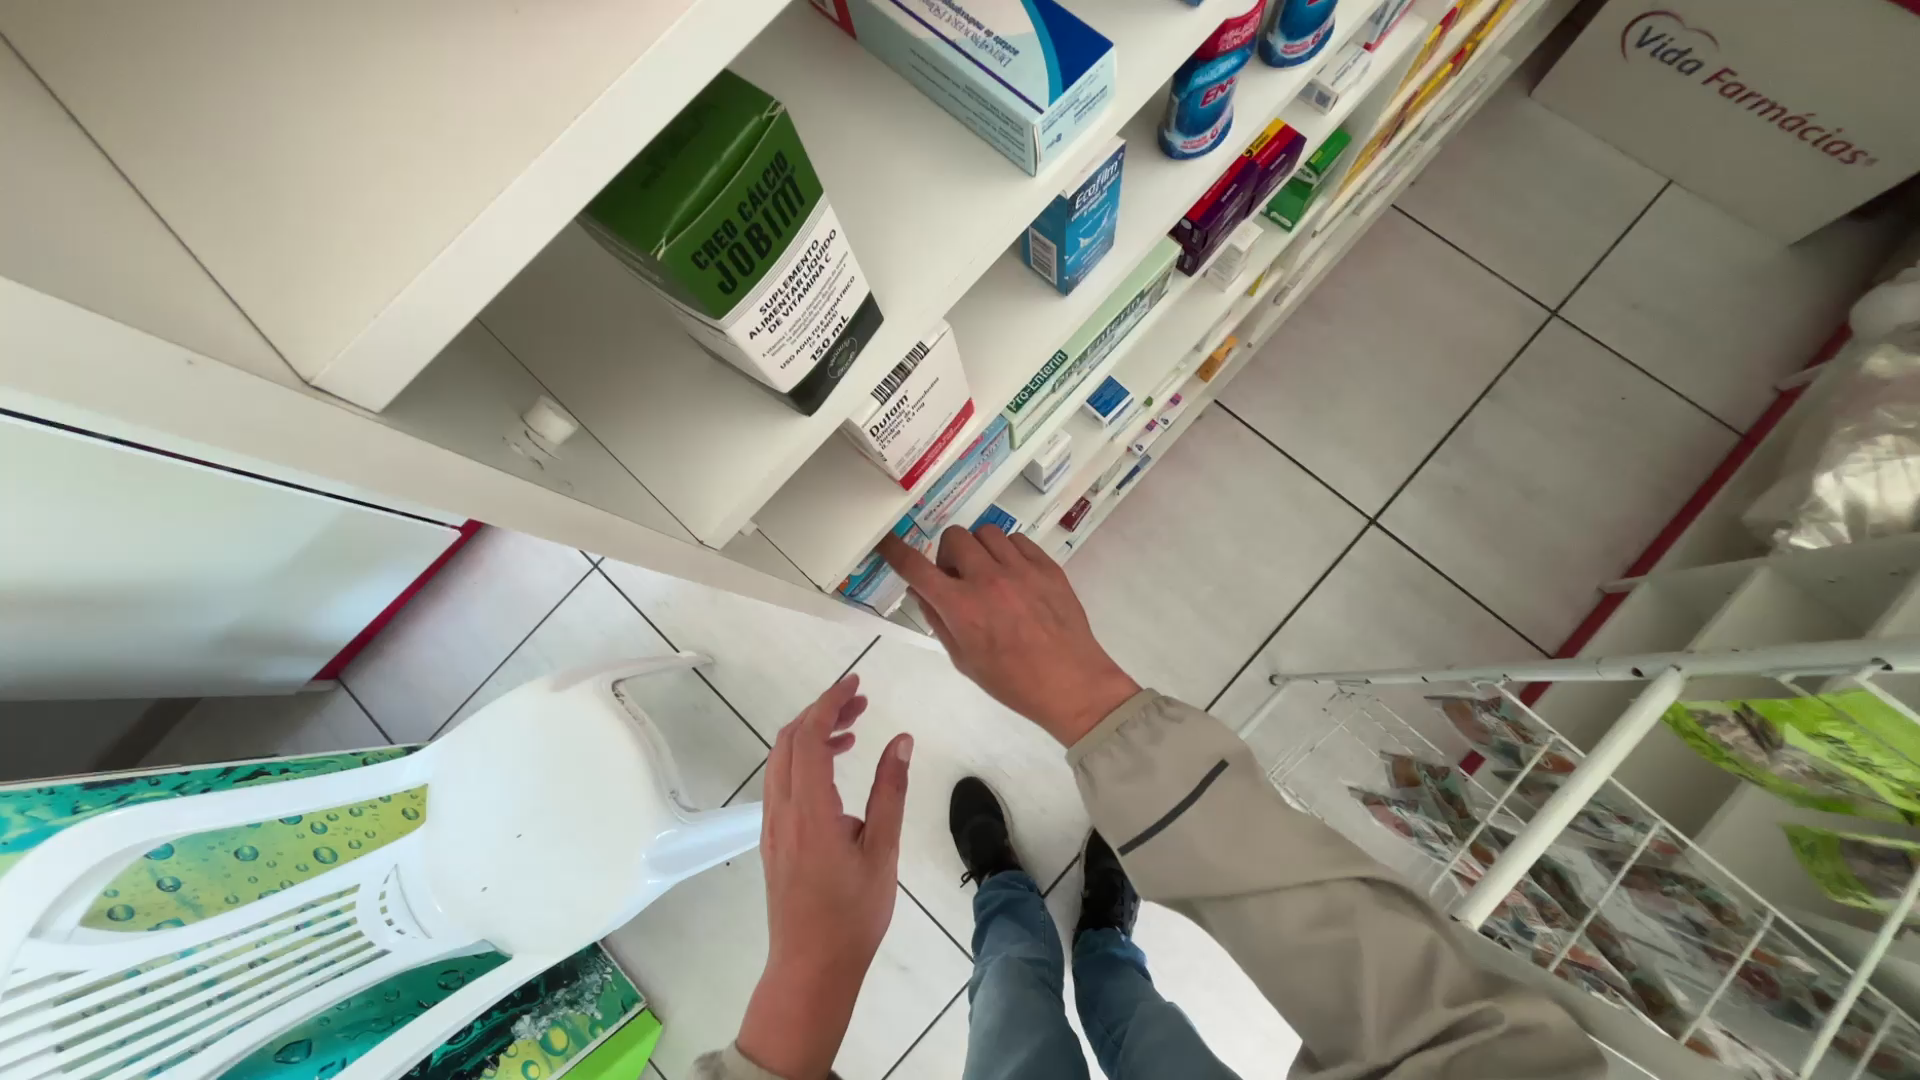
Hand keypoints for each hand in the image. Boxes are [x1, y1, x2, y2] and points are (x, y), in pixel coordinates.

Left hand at [736, 675, 911, 1079]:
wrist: (810, 968)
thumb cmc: (853, 914)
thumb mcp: (883, 850)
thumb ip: (891, 790)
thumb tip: (901, 740)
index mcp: (809, 810)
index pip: (808, 737)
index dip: (829, 702)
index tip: (855, 683)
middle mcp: (782, 810)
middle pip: (789, 740)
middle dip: (821, 711)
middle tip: (860, 701)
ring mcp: (773, 824)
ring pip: (781, 760)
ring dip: (812, 734)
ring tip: (853, 729)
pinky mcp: (774, 838)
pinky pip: (782, 780)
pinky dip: (805, 759)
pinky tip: (835, 767)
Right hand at [880, 526, 1139, 746]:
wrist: (1070, 682)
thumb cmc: (1012, 681)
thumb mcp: (963, 659)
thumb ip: (938, 621)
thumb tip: (921, 592)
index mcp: (961, 606)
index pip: (917, 568)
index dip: (896, 552)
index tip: (888, 543)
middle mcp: (987, 579)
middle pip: (953, 537)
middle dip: (948, 554)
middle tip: (958, 577)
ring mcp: (1020, 568)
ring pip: (986, 532)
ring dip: (978, 548)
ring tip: (988, 572)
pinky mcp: (1047, 566)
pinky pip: (1018, 539)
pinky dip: (1008, 550)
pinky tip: (1013, 573)